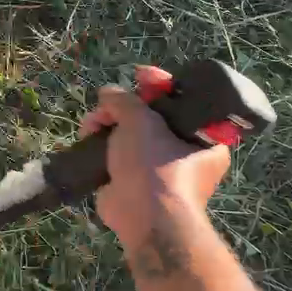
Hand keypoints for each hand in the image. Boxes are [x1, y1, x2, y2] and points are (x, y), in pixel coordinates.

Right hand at [80, 66, 230, 250]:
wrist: (143, 215)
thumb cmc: (155, 165)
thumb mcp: (142, 122)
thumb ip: (125, 100)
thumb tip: (108, 94)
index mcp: (204, 140)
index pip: (182, 101)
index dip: (160, 85)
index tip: (139, 75)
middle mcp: (183, 152)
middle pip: (148, 115)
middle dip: (121, 107)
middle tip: (106, 108)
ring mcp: (156, 166)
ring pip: (127, 131)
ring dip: (105, 123)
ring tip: (91, 127)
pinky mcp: (132, 177)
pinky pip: (115, 150)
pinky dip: (100, 142)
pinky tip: (88, 139)